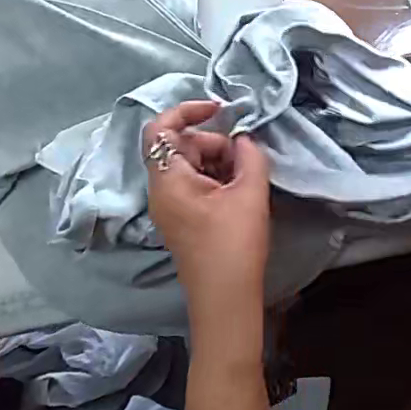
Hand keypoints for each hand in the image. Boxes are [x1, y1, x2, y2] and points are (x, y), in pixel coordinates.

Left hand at [144, 101, 271, 339]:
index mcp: (167, 179)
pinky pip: (193, 185)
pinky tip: (240, 193)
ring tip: (247, 180)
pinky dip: (215, 179)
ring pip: (189, 165)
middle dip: (214, 143)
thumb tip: (244, 140)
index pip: (161, 127)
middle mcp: (160, 190)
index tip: (220, 111)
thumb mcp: (250, 194)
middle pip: (180, 146)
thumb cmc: (234, 244)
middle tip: (245, 160)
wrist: (225, 298)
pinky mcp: (181, 219)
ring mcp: (169, 207)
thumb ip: (250, 155)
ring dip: (218, 162)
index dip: (188, 110)